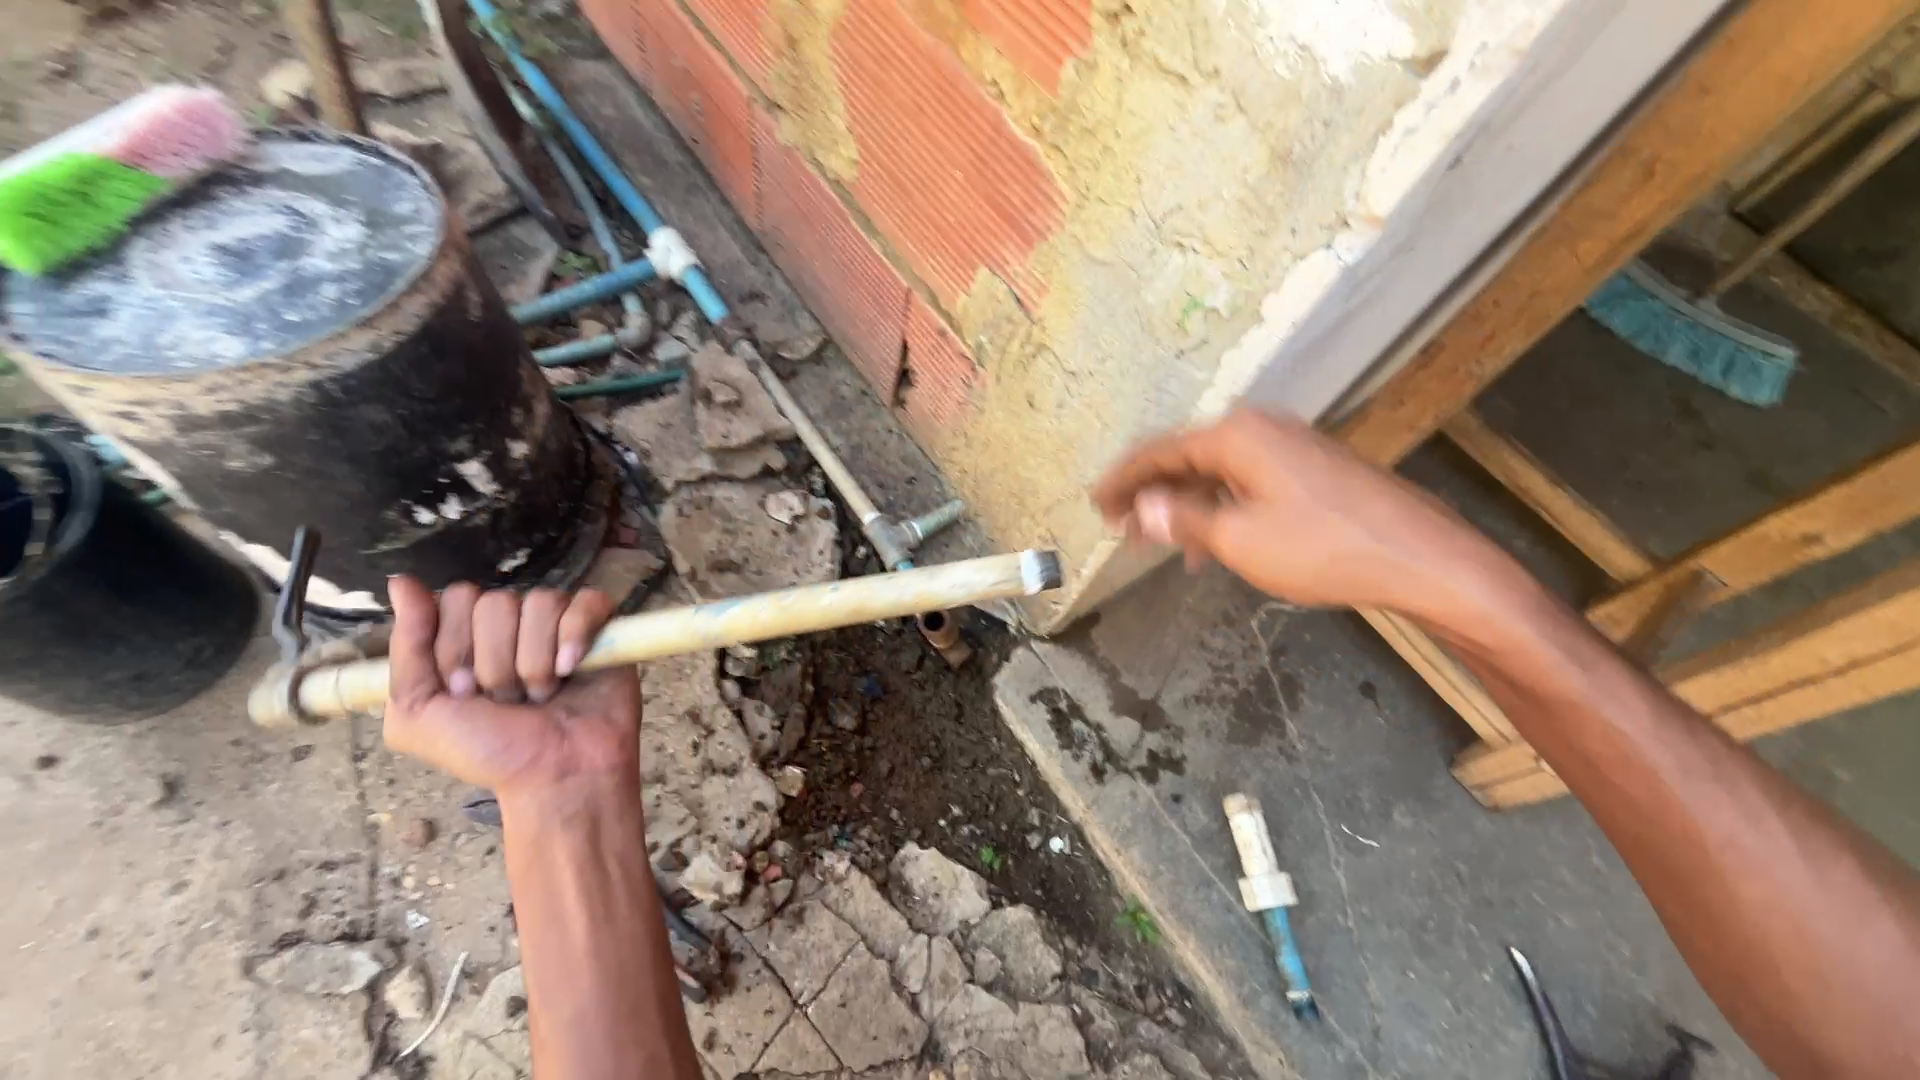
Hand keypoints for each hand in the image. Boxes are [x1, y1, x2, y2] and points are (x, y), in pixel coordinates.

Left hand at [384, 578, 640, 798]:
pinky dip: (576, 636)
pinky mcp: (604, 629)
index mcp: (470, 638)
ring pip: (541, 604)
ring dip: (535, 662)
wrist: (557, 775)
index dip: (457, 647)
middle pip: (496, 602)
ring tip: (543, 695)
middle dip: (497, 662)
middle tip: (508, 700)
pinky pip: (587, 603)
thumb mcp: (418, 714)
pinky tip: (572, 668)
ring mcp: (560, 625)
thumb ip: (406, 648)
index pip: (456, 599)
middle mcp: (514, 627)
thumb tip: (400, 581)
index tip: (465, 693)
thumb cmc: (492, 752)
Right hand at [1090, 408, 1482, 614]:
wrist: (1419, 556)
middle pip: (1185, 457)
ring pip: (1215, 472)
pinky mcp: (1309, 468)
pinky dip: (1218, 508)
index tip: (1095, 504)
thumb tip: (1141, 505)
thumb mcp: (1238, 539)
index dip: (1122, 480)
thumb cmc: (1321, 548)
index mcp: (1235, 436)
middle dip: (1150, 494)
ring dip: (1183, 505)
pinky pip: (1244, 482)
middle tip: (1119, 527)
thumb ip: (1182, 517)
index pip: (1158, 451)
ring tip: (1158, 544)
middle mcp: (1258, 429)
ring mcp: (1288, 446)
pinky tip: (1210, 543)